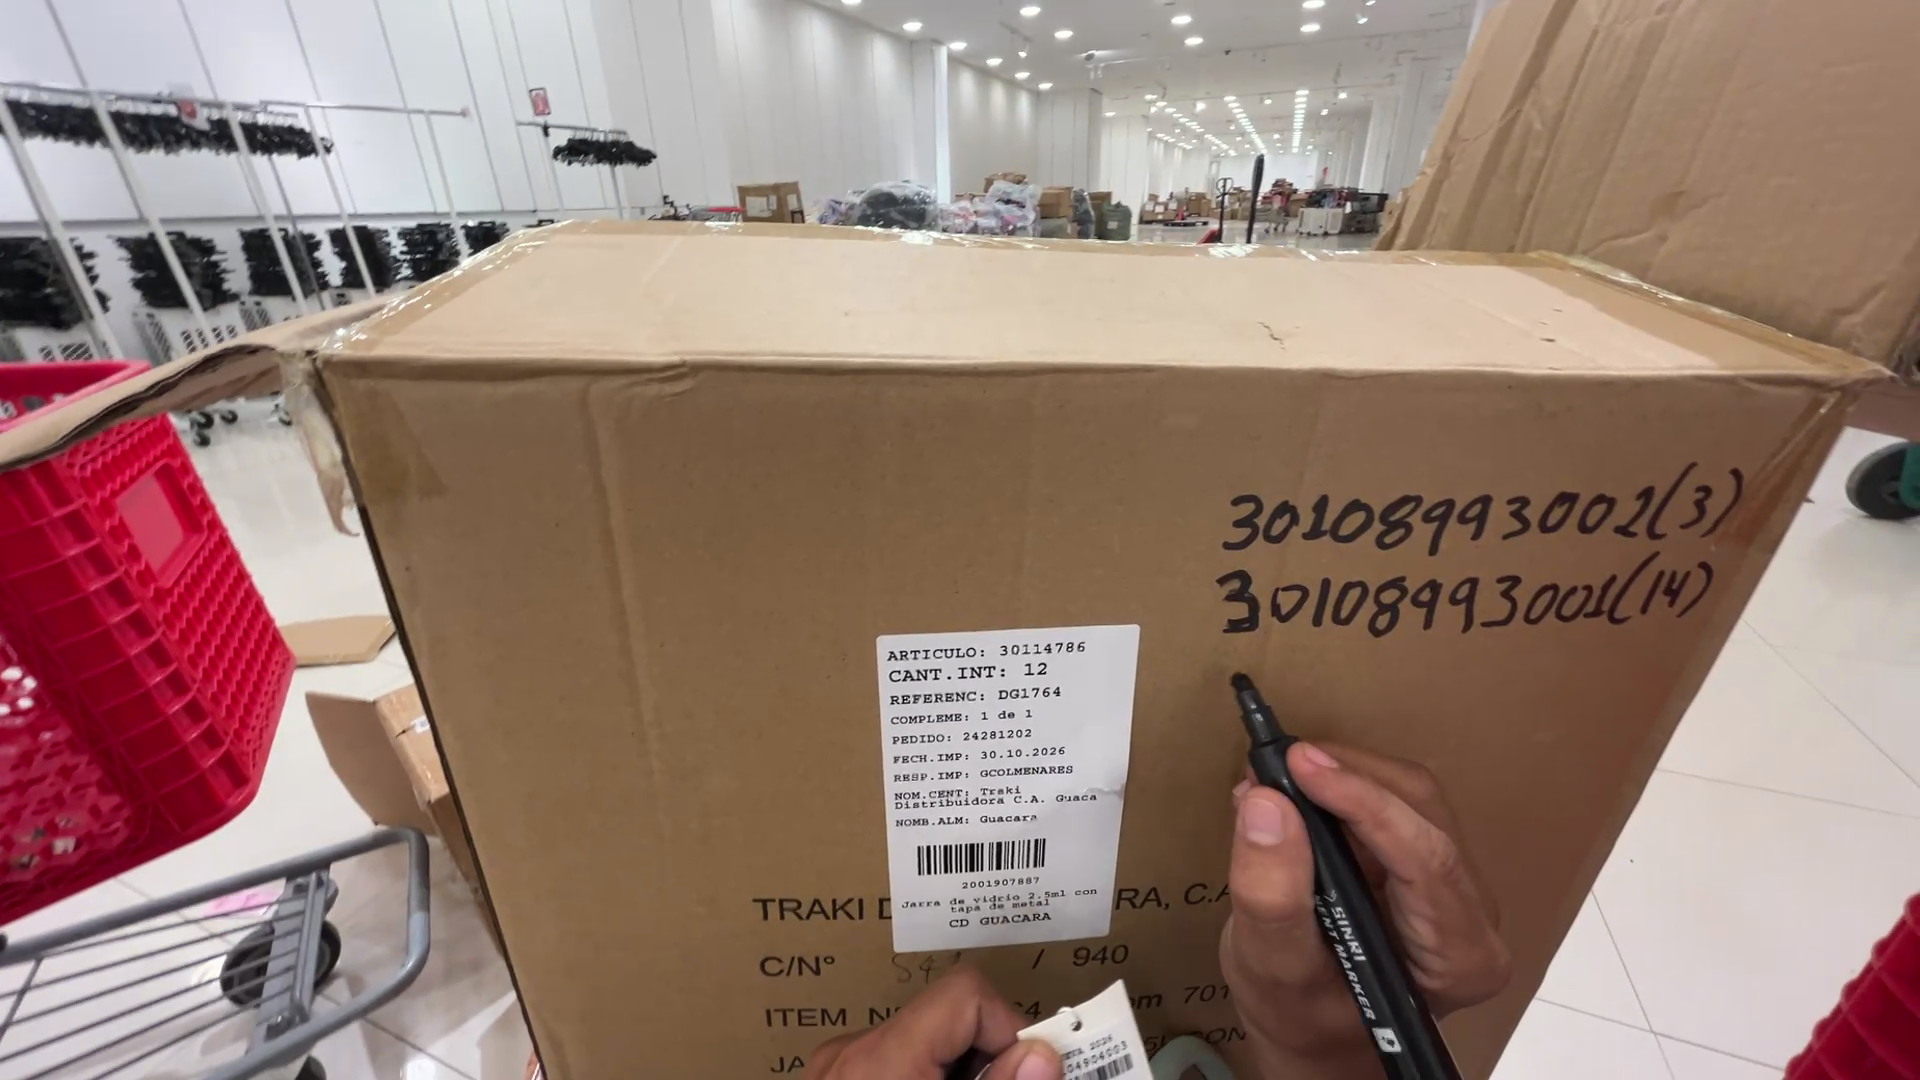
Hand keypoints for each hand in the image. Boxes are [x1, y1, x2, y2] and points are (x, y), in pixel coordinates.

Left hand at [806, 967, 1063, 1079]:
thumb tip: (1045, 1054)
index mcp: (882, 1060)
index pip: (965, 992)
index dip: (1011, 1026)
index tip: (1038, 1071)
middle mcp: (852, 1051)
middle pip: (948, 1014)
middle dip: (989, 1053)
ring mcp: (835, 1066)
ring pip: (925, 1039)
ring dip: (961, 1067)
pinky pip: (896, 1061)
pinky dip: (928, 1075)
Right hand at [1221, 742, 1510, 1077]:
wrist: (1311, 1027)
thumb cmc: (1297, 1012)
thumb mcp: (1271, 963)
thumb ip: (1270, 893)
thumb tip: (1266, 802)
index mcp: (1457, 953)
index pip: (1424, 856)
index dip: (1361, 800)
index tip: (1296, 762)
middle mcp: (1470, 912)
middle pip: (1420, 810)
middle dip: (1345, 776)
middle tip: (1270, 767)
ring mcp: (1448, 882)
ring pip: (1407, 793)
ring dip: (1338, 772)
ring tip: (1271, 779)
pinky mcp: (1418, 860)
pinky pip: (1388, 797)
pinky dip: (1335, 783)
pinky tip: (1291, 790)